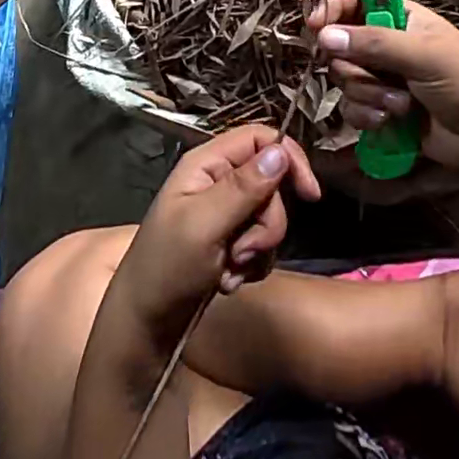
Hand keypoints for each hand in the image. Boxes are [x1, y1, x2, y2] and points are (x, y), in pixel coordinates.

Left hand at [116, 125, 321, 329]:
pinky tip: (228, 280)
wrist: (148, 320)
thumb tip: (280, 152)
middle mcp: (218, 181)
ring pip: (270, 217)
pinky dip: (252, 264)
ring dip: (257, 250)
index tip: (310, 195)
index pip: (259, 139)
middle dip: (266, 224)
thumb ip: (243, 188)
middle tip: (241, 251)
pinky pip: (263, 244)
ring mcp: (225, 212)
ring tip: (228, 270)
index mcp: (206, 164)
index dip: (288, 158)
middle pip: (271, 184)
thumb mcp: (204, 224)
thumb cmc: (167, 266)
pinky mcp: (231, 240)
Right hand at [307, 0, 458, 172]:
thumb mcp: (425, 56)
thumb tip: (323, 35)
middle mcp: (385, 42)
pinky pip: (351, 107)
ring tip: (400, 105)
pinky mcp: (380, 107)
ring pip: (344, 78)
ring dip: (367, 95)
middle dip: (355, 66)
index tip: (317, 25)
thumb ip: (374, 43)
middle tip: (379, 76)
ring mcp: (381, 76)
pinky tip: (390, 122)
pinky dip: (367, 116)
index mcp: (400, 17)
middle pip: (340, 42)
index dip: (333, 5)